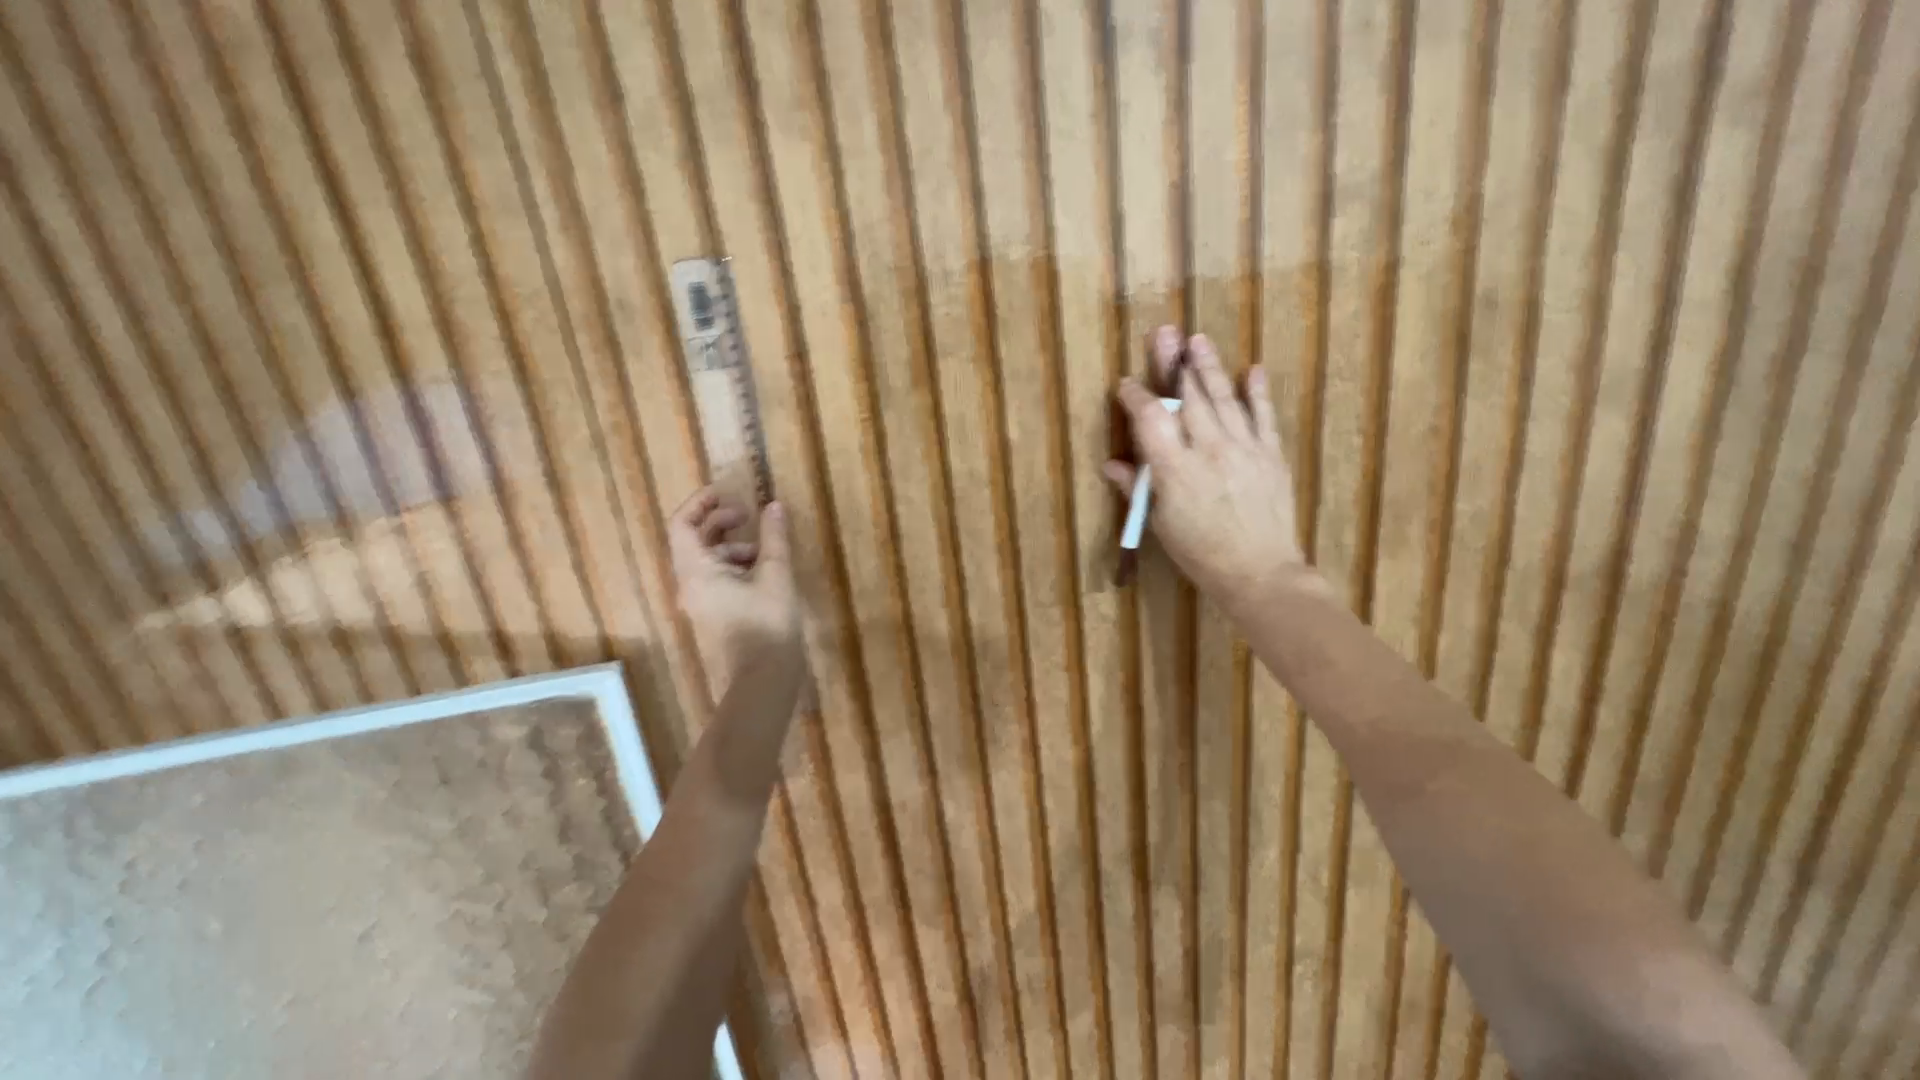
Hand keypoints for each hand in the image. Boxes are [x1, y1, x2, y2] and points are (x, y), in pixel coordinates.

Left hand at [669, 489, 804, 690]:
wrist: (763, 679)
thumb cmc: (767, 623)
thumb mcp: (776, 575)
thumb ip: (773, 538)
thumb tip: (773, 506)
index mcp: (695, 571)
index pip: (681, 524)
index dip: (701, 503)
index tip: (727, 493)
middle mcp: (689, 585)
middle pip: (693, 541)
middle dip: (720, 522)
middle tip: (749, 515)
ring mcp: (699, 603)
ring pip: (706, 562)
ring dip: (732, 546)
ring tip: (765, 549)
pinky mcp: (712, 616)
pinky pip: (715, 580)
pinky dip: (735, 567)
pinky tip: (764, 572)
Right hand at [1103, 326, 1318, 614]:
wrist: (1260, 572)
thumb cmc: (1201, 554)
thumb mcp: (1160, 526)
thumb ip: (1137, 489)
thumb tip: (1111, 464)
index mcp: (1175, 470)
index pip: (1151, 419)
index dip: (1136, 398)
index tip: (1127, 384)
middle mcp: (1208, 450)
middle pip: (1188, 398)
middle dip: (1173, 364)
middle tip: (1166, 333)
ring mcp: (1244, 449)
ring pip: (1223, 398)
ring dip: (1209, 367)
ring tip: (1199, 339)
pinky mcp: (1271, 455)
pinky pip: (1264, 417)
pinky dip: (1258, 393)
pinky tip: (1253, 370)